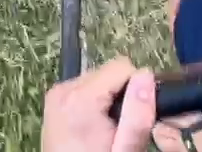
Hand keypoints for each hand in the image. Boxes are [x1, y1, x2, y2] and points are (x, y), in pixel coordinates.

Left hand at [40, 58, 156, 151]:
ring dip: (107, 101)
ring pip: (99, 80)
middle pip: (110, 73)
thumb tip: (146, 75)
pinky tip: (92, 130)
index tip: (132, 120)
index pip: (123, 67)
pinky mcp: (54, 101)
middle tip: (119, 131)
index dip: (136, 93)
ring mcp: (57, 95)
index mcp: (81, 98)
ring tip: (105, 134)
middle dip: (120, 99)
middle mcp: (64, 89)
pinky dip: (94, 105)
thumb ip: (137, 117)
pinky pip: (85, 89)